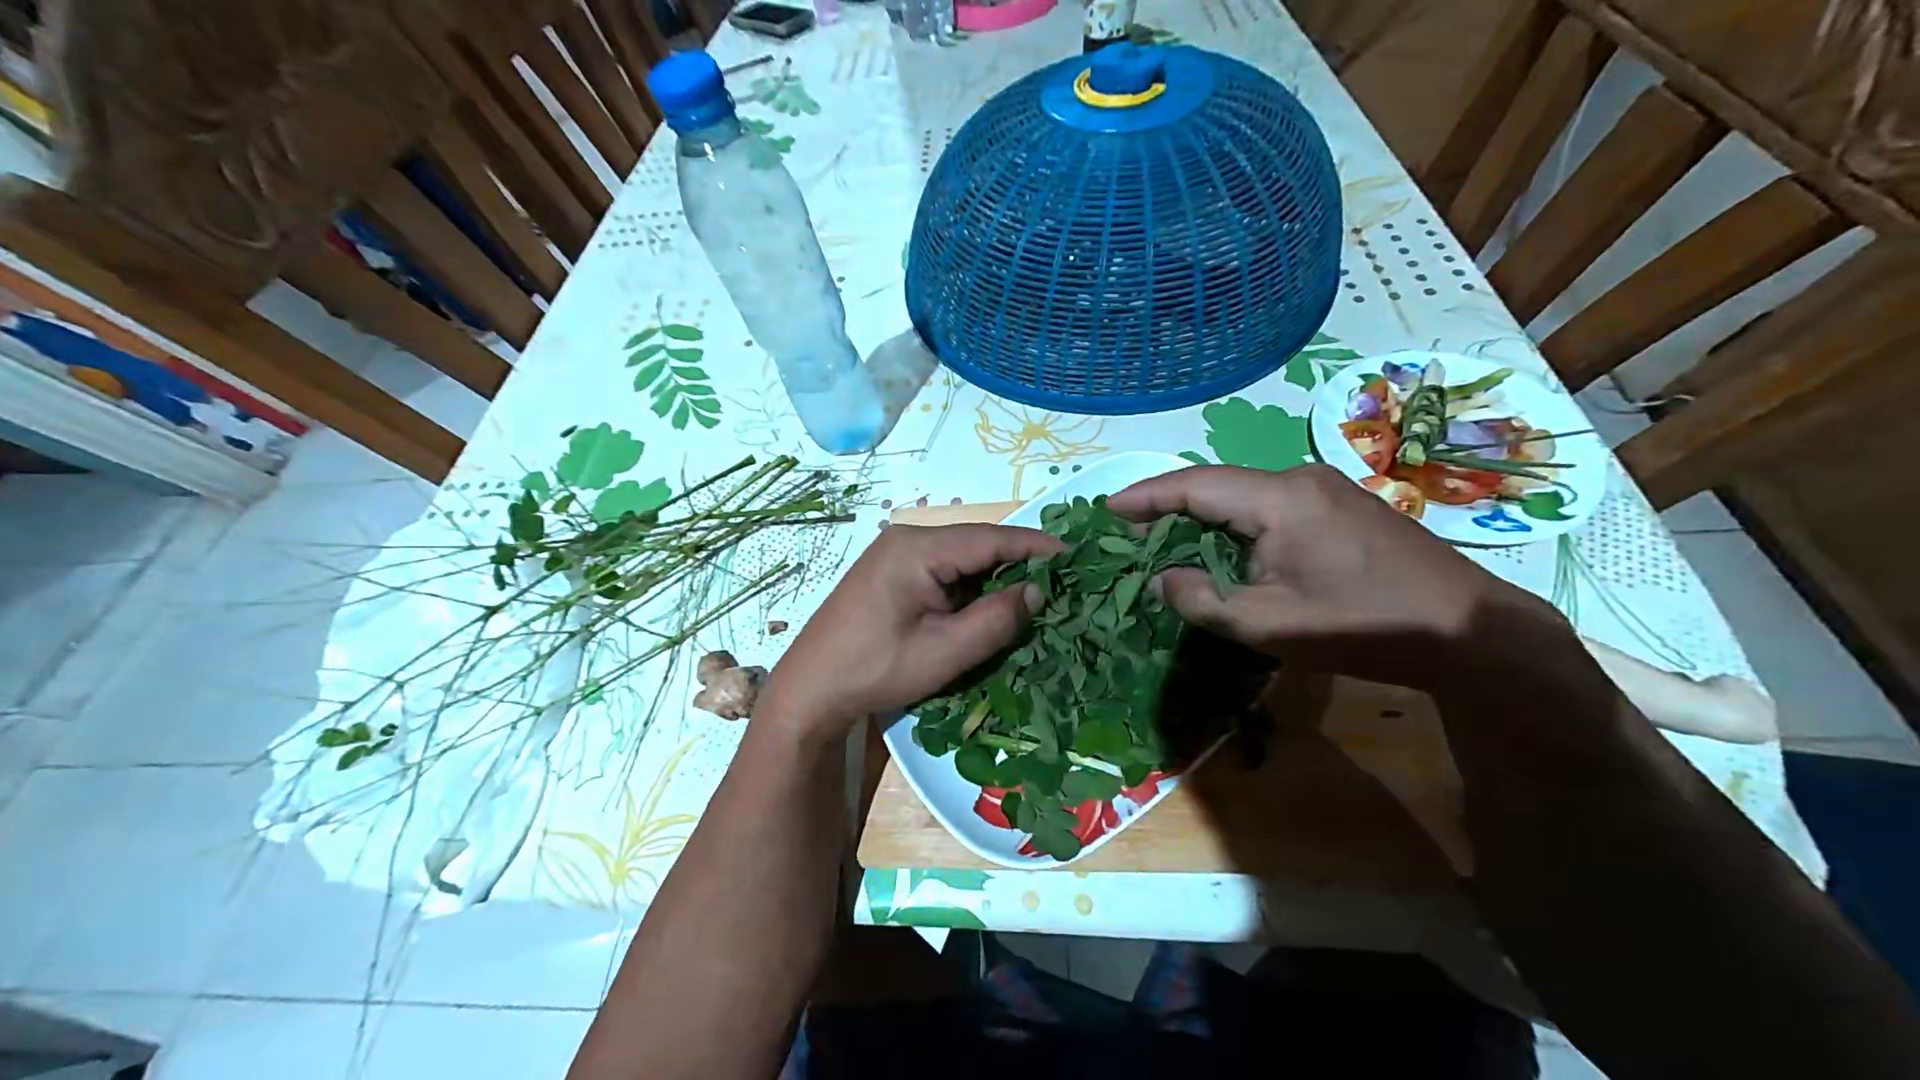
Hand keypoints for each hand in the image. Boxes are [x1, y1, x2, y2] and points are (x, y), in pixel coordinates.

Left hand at [756, 523, 1063, 737]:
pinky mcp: (891, 574)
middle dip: (1018, 564)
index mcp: (917, 549)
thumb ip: (996, 619)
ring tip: (1033, 599)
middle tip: (1060, 586)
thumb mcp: (944, 651)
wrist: (810, 689)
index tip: (1076, 557)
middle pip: (976, 545)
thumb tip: (1037, 591)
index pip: (991, 538)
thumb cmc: (875, 670)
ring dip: (994, 579)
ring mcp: (895, 555)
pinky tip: (989, 607)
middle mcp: (906, 540)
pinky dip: (969, 588)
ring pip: (961, 559)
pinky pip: (942, 572)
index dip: (1036, 546)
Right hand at [1108, 465, 1564, 688]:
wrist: (1468, 630)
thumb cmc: (1359, 626)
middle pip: (1217, 485)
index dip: (1145, 495)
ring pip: (1245, 496)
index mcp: (1277, 498)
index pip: (1194, 485)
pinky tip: (1226, 549)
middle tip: (1130, 534)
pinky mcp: (1343, 506)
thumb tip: (1164, 579)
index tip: (1107, 509)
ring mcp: (1326, 489)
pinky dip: (1237, 524)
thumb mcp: (1267, 624)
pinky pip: (1272, 506)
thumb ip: (1202, 600)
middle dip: (1170, 507)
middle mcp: (1299, 478)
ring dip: (1204, 517)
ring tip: (1168, 543)